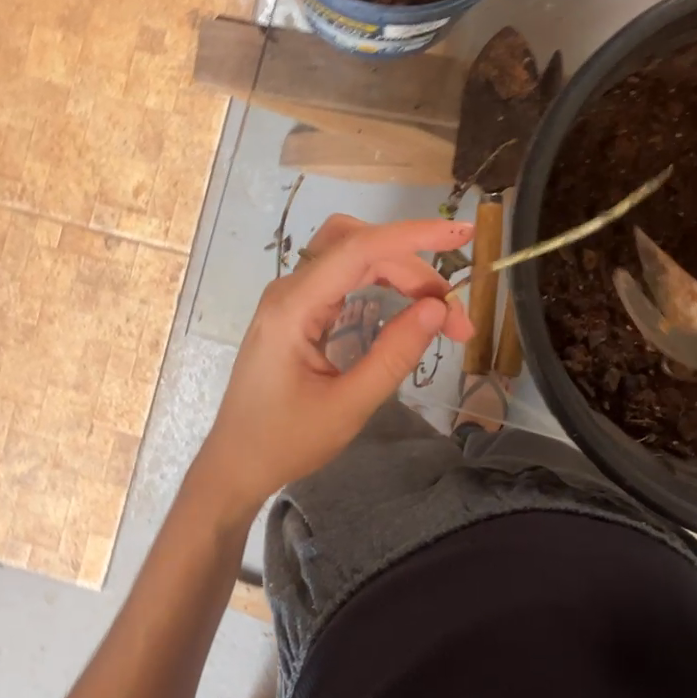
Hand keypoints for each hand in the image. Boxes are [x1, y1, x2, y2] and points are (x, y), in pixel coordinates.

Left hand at [192, 214, 474, 515]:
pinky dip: (380, 284)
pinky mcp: (297, 311)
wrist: (235, 463)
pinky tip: (406, 309)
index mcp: (293, 307)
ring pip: (352, 258)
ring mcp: (290, 298)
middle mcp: (289, 290)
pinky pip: (343, 279)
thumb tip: (437, 309)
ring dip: (400, 274)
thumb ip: (394, 354)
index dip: (413, 236)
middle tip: (456, 319)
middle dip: (415, 270)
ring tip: (440, 314)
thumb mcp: (348, 405)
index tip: (461, 234)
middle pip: (360, 249)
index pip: (359, 249)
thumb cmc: (285, 441)